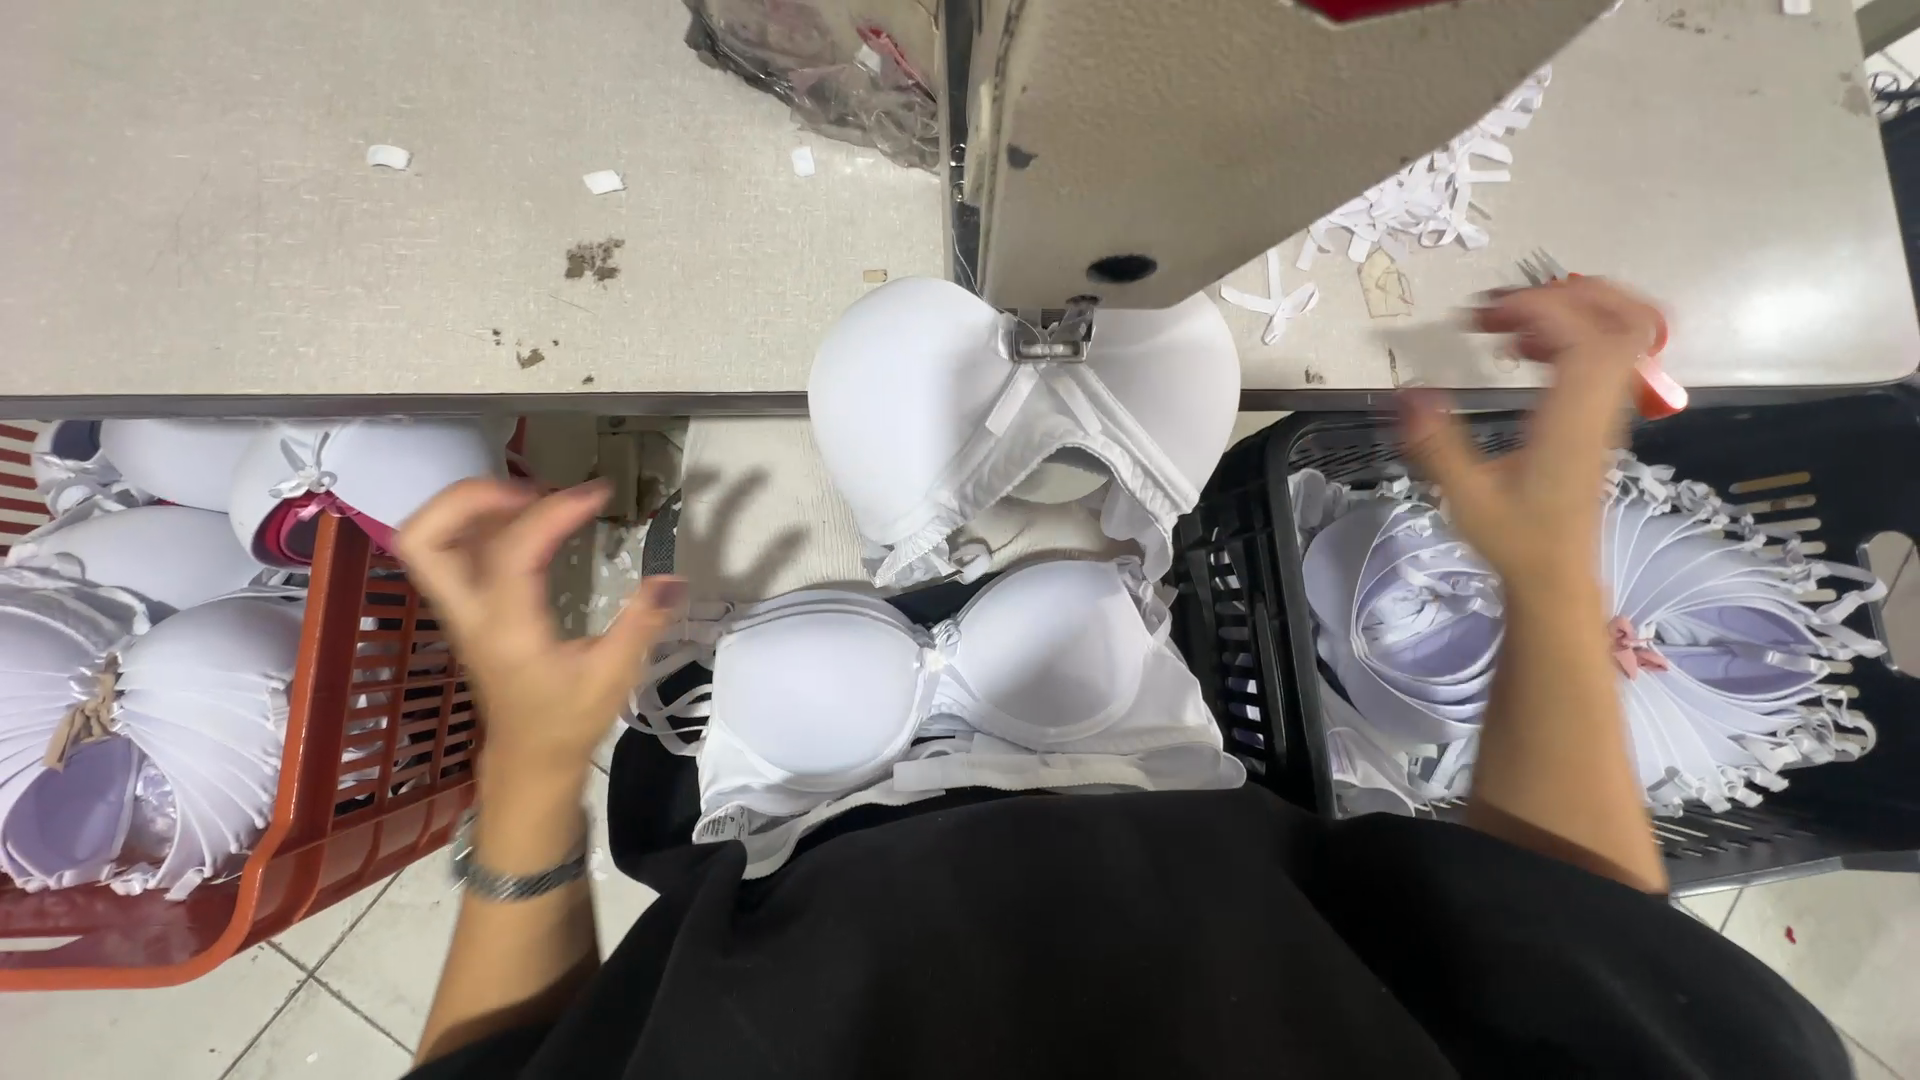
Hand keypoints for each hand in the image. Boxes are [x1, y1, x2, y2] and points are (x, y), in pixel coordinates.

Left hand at [395, 478, 685, 787]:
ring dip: (474, 505)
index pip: (514, 550)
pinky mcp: (469, 608)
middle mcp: (470, 612)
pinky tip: (531, 522)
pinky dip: (483, 522)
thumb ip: (641, 624)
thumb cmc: (569, 719)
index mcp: (507, 628)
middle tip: (535, 491)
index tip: (599, 495)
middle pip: (426, 537)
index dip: (555, 511)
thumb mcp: (614, 675)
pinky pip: (455, 550)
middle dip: (474, 497)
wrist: (530, 758)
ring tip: (535, 498)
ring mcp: (462, 609)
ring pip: (430, 539)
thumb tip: (673, 578)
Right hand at [1398, 277, 1665, 587]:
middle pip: (1624, 319)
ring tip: (1507, 321)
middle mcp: (1601, 407)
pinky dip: (1571, 332)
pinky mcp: (1598, 415)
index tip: (1480, 316)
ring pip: (1623, 331)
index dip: (1538, 311)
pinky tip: (1522, 349)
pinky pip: (1606, 353)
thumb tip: (1407, 394)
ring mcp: (1606, 409)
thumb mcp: (1465, 495)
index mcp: (1572, 422)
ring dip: (1571, 308)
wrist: (1555, 572)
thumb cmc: (1513, 538)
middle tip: (1502, 305)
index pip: (1583, 340)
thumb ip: (1437, 444)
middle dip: (1566, 294)